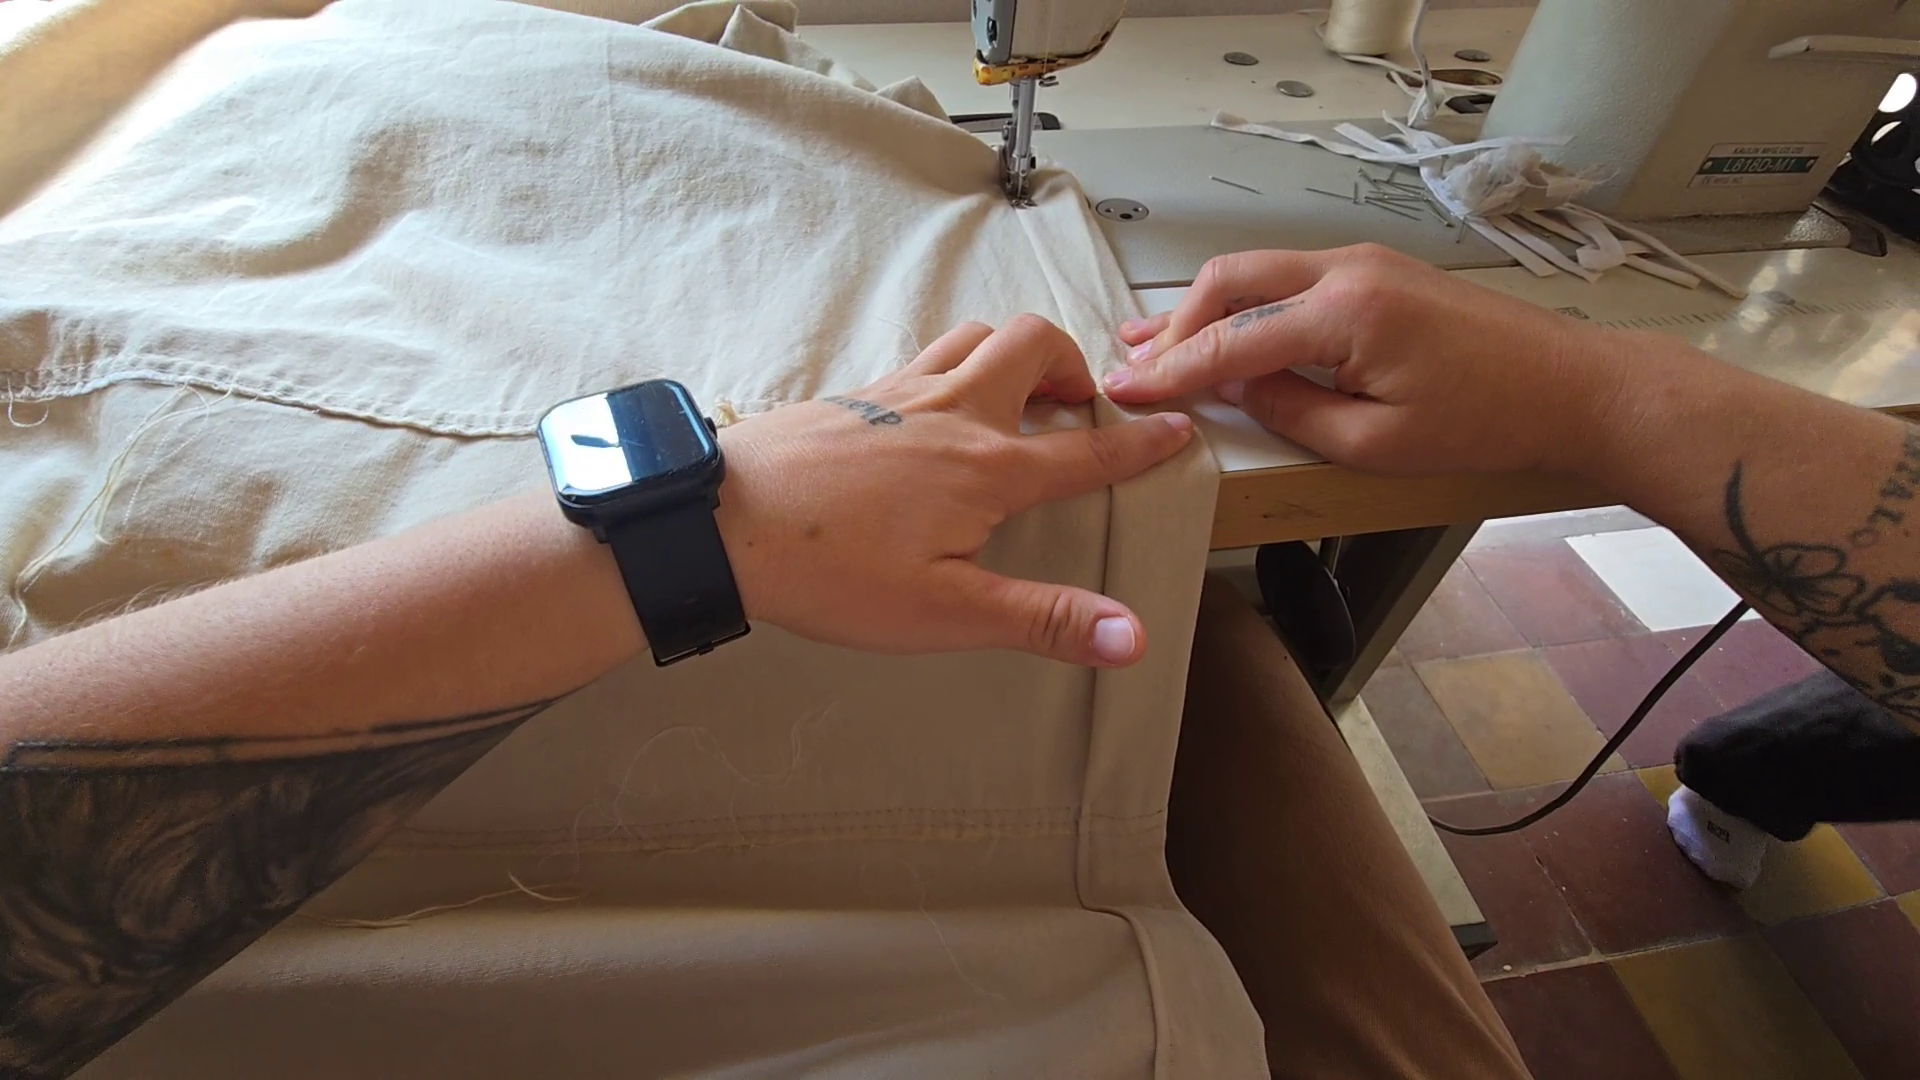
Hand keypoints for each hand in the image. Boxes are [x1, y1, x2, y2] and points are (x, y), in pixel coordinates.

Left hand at [714, 316, 1194, 667]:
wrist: (723, 522)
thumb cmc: (833, 570)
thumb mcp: (946, 611)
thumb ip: (1044, 619)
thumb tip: (1132, 637)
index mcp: (986, 469)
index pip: (1084, 454)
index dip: (1138, 446)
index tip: (1174, 428)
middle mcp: (951, 413)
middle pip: (1031, 346)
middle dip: (1070, 364)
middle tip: (1077, 405)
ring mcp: (899, 395)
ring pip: (975, 337)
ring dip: (1012, 355)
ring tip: (1019, 396)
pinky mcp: (858, 396)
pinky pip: (923, 357)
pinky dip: (955, 366)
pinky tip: (938, 410)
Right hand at [1103, 245, 1634, 476]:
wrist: (1574, 386)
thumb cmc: (1484, 422)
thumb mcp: (1371, 443)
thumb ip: (1287, 409)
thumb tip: (1231, 385)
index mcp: (1346, 314)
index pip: (1229, 340)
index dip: (1168, 370)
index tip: (1123, 388)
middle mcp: (1345, 271)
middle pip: (1228, 282)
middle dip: (1173, 328)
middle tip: (1133, 367)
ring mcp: (1358, 264)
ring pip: (1249, 272)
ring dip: (1197, 309)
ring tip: (1147, 339)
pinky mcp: (1369, 273)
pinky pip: (1280, 280)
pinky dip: (1236, 304)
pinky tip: (1213, 323)